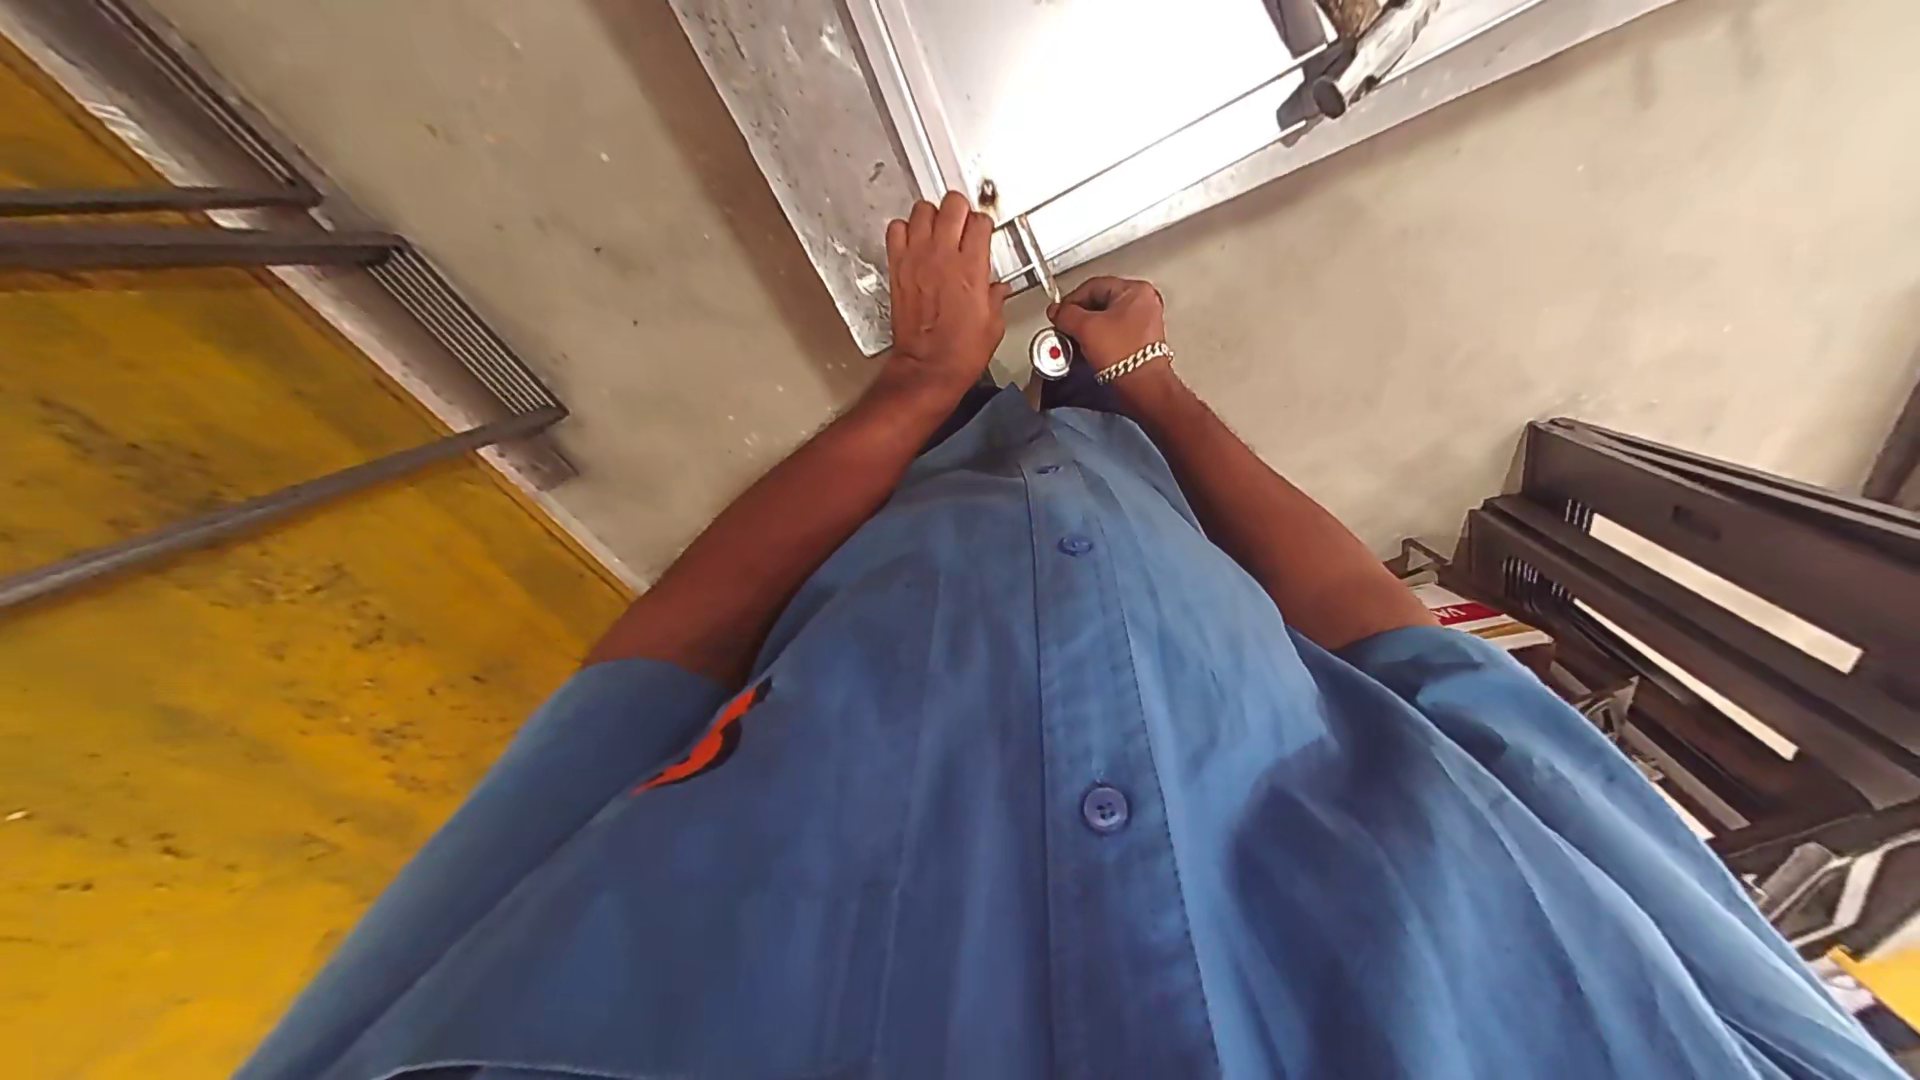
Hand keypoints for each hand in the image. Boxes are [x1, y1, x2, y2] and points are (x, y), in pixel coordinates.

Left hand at [885, 192, 1011, 392]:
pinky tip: (914, 242)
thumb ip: (996, 298)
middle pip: (952, 205)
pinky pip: (896, 231)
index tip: (983, 233)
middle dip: (960, 211)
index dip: (984, 225)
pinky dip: (904, 230)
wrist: (928, 369)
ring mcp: (917, 260)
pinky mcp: (898, 269)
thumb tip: (998, 290)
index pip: (980, 222)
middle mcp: (943, 257)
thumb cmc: (958, 354)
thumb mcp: (993, 326)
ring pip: (922, 210)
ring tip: (938, 229)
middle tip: (962, 224)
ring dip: (933, 216)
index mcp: (972, 268)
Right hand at [1047, 276, 1167, 372]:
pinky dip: (1098, 340)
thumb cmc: (1123, 354)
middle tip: (1066, 328)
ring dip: (1087, 330)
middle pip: (1100, 302)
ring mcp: (1143, 323)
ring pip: (1105, 319)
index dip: (1071, 300)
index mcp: (1135, 291)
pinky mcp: (1139, 342)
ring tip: (1076, 341)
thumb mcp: (1086, 328)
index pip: (1093, 286)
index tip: (1059, 313)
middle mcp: (1143, 303)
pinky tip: (1089, 350)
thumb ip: (1066, 315)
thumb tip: (1057, 311)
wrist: (1141, 385)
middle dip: (1078, 317)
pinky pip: (1112, 334)